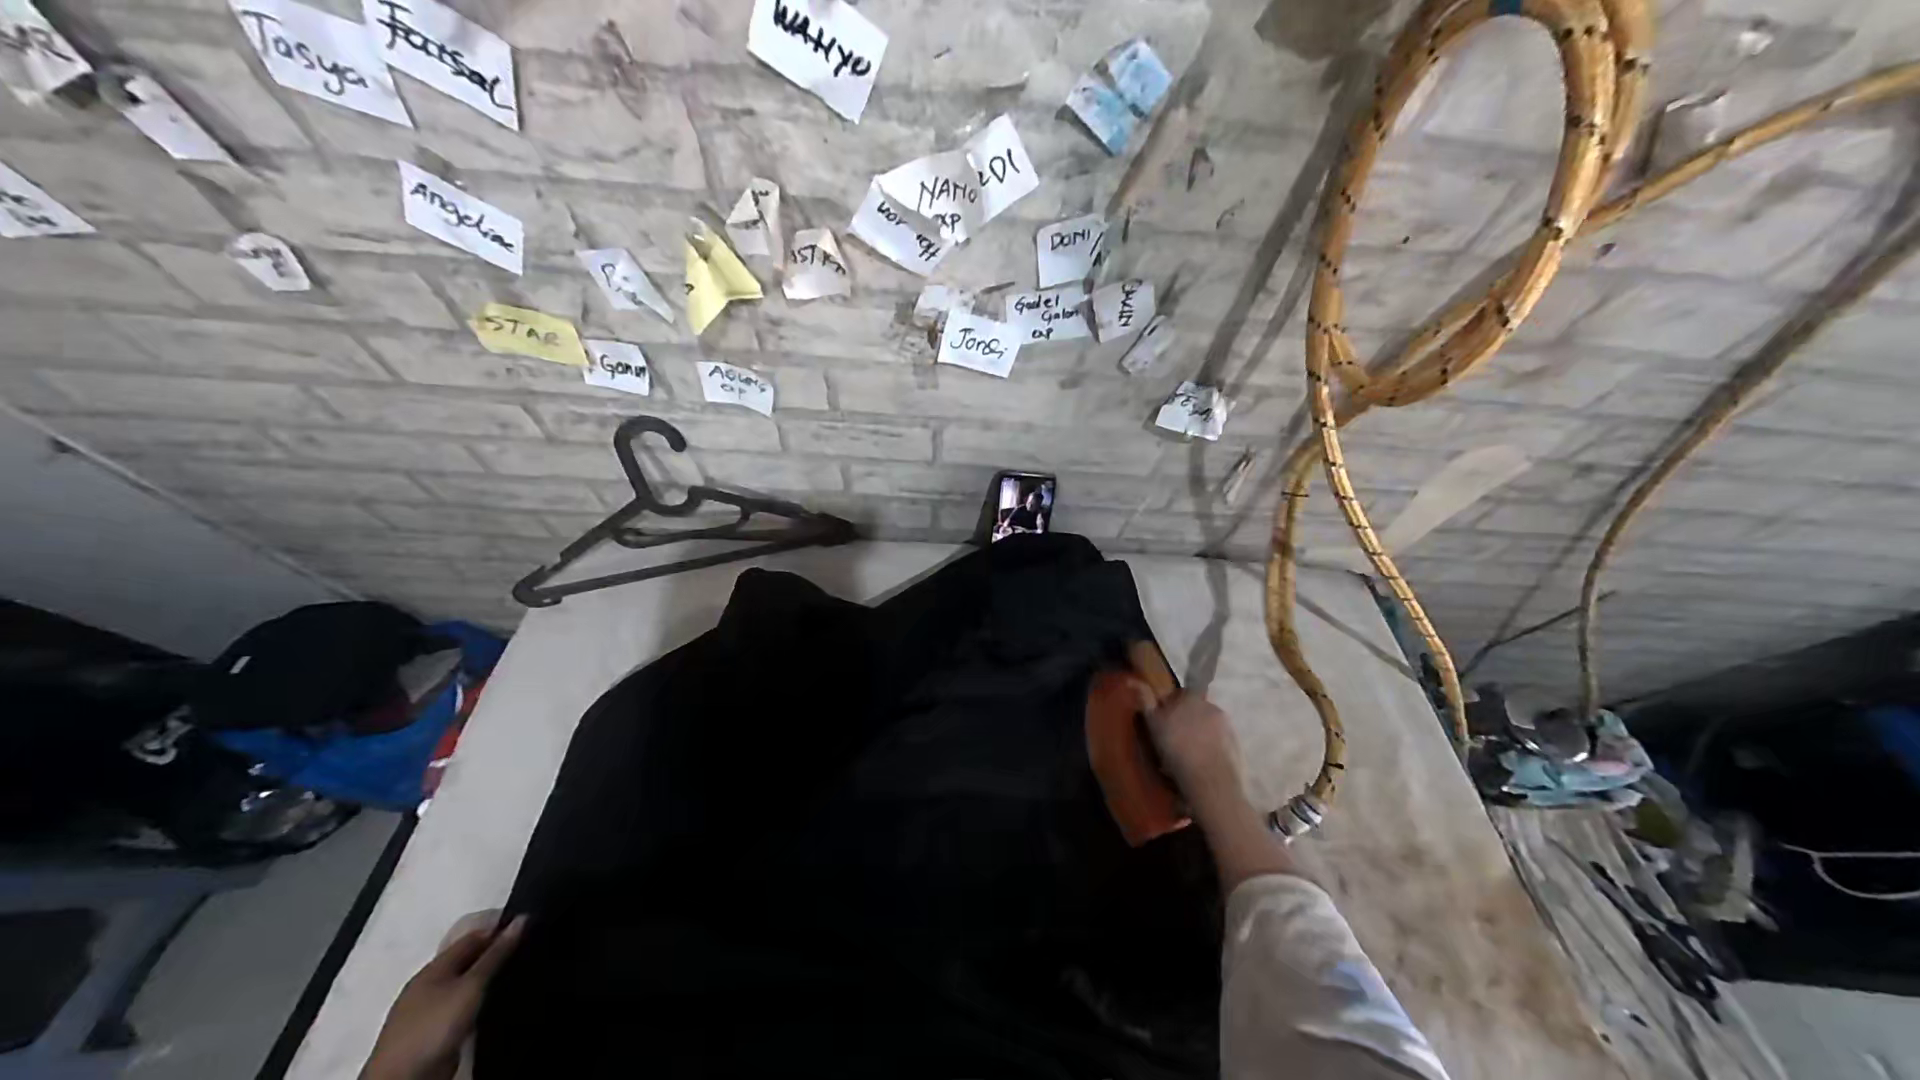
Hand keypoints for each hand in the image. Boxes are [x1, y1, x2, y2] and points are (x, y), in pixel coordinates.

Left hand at [360, 914, 525, 1079]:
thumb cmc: (435, 1025)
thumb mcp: (471, 986)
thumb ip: (496, 954)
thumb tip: (522, 919)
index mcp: (433, 969)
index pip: (473, 937)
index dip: (500, 931)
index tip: (530, 929)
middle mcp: (429, 986)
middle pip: (468, 961)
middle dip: (495, 955)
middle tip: (529, 950)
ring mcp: (429, 1011)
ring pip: (466, 986)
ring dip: (488, 980)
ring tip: (520, 974)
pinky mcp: (434, 1033)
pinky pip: (463, 1008)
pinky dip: (480, 1002)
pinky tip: (497, 1003)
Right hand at [1130, 683, 1242, 812]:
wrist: (1211, 783)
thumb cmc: (1177, 751)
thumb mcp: (1154, 724)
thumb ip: (1145, 700)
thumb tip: (1133, 680)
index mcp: (1192, 698)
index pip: (1180, 693)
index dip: (1171, 705)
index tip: (1163, 720)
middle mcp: (1212, 707)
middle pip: (1196, 709)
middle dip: (1187, 719)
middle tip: (1174, 739)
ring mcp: (1228, 727)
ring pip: (1209, 726)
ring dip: (1200, 734)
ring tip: (1189, 754)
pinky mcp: (1237, 746)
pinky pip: (1220, 742)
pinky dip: (1212, 748)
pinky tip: (1203, 764)